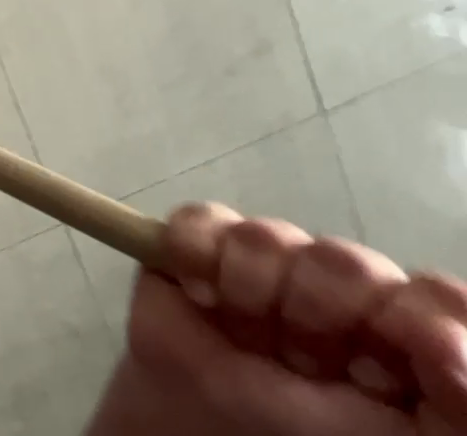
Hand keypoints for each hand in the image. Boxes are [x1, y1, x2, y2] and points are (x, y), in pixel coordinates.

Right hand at [90, 202, 466, 435]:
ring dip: (251, 292)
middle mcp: (344, 292)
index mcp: (408, 333)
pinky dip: (193, 251)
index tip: (392, 373)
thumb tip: (449, 342)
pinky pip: (199, 218)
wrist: (207, 428)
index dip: (416, 317)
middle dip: (318, 315)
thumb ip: (462, 403)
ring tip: (247, 338)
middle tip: (303, 364)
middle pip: (345, 260)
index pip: (437, 295)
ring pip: (269, 236)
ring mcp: (266, 264)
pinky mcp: (195, 247)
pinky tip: (200, 295)